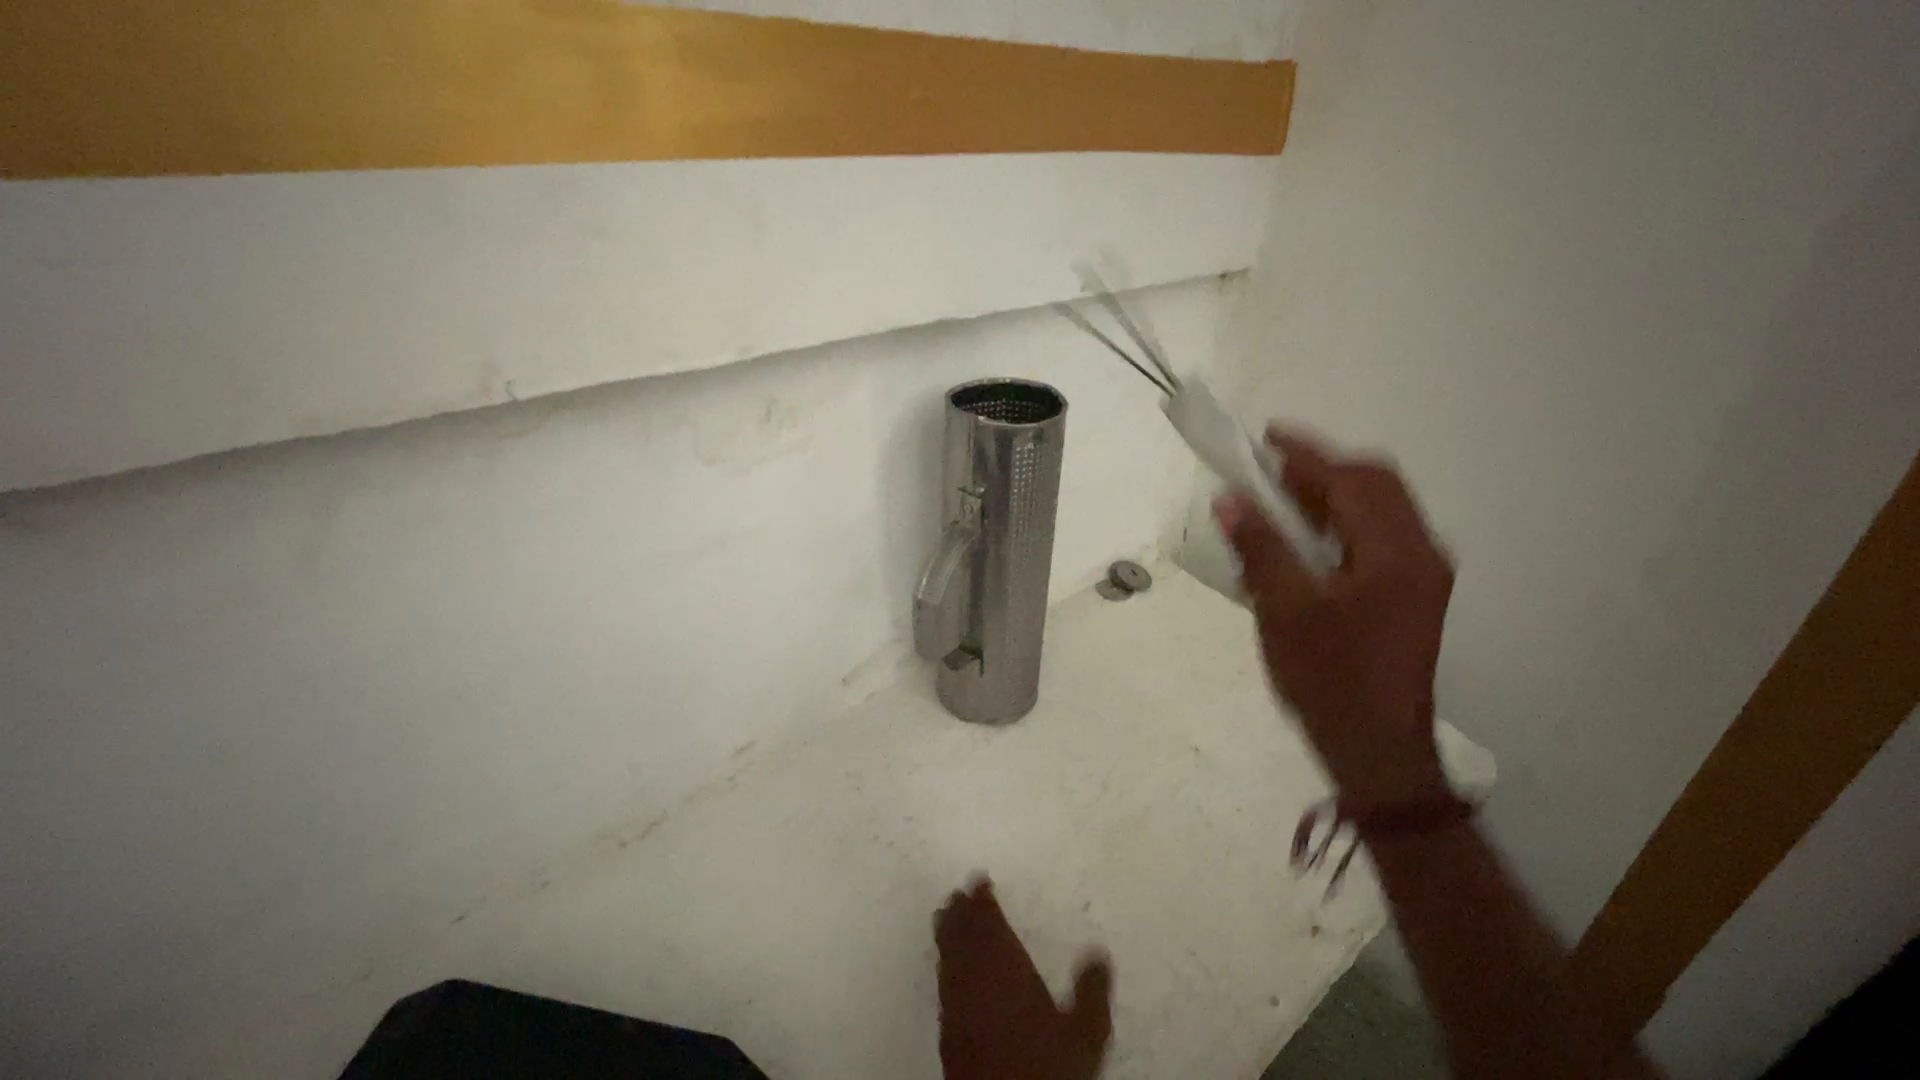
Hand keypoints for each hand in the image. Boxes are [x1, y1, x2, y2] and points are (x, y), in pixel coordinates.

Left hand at [935, 878, 1112, 1079]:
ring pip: (950, 960)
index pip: (991, 927)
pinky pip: (944, 984)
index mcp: (1008, 972)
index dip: (984, 903)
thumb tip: (1099, 952)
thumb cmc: (1047, 1068)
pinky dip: (945, 965)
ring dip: (949, 935)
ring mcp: (958, 1009)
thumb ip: (1090, 990)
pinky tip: (948, 970)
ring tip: (946, 916)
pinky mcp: (948, 1034)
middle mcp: (977, 983)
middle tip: (958, 893)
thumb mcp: (1085, 1033)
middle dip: (962, 914)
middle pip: (964, 939)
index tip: (979, 880)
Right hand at [1215, 428, 1453, 808]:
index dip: (1306, 455)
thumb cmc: (1328, 681)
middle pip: (1376, 485)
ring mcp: (1423, 575)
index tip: (1265, 438)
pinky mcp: (1414, 594)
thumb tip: (1229, 500)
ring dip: (1333, 495)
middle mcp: (1422, 554)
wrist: (1376, 750)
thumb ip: (1259, 549)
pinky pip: (1380, 536)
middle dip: (1323, 469)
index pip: (1352, 481)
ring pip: (1380, 509)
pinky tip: (1306, 540)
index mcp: (1396, 554)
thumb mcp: (1283, 612)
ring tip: (1281, 501)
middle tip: (1271, 472)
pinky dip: (1343, 523)